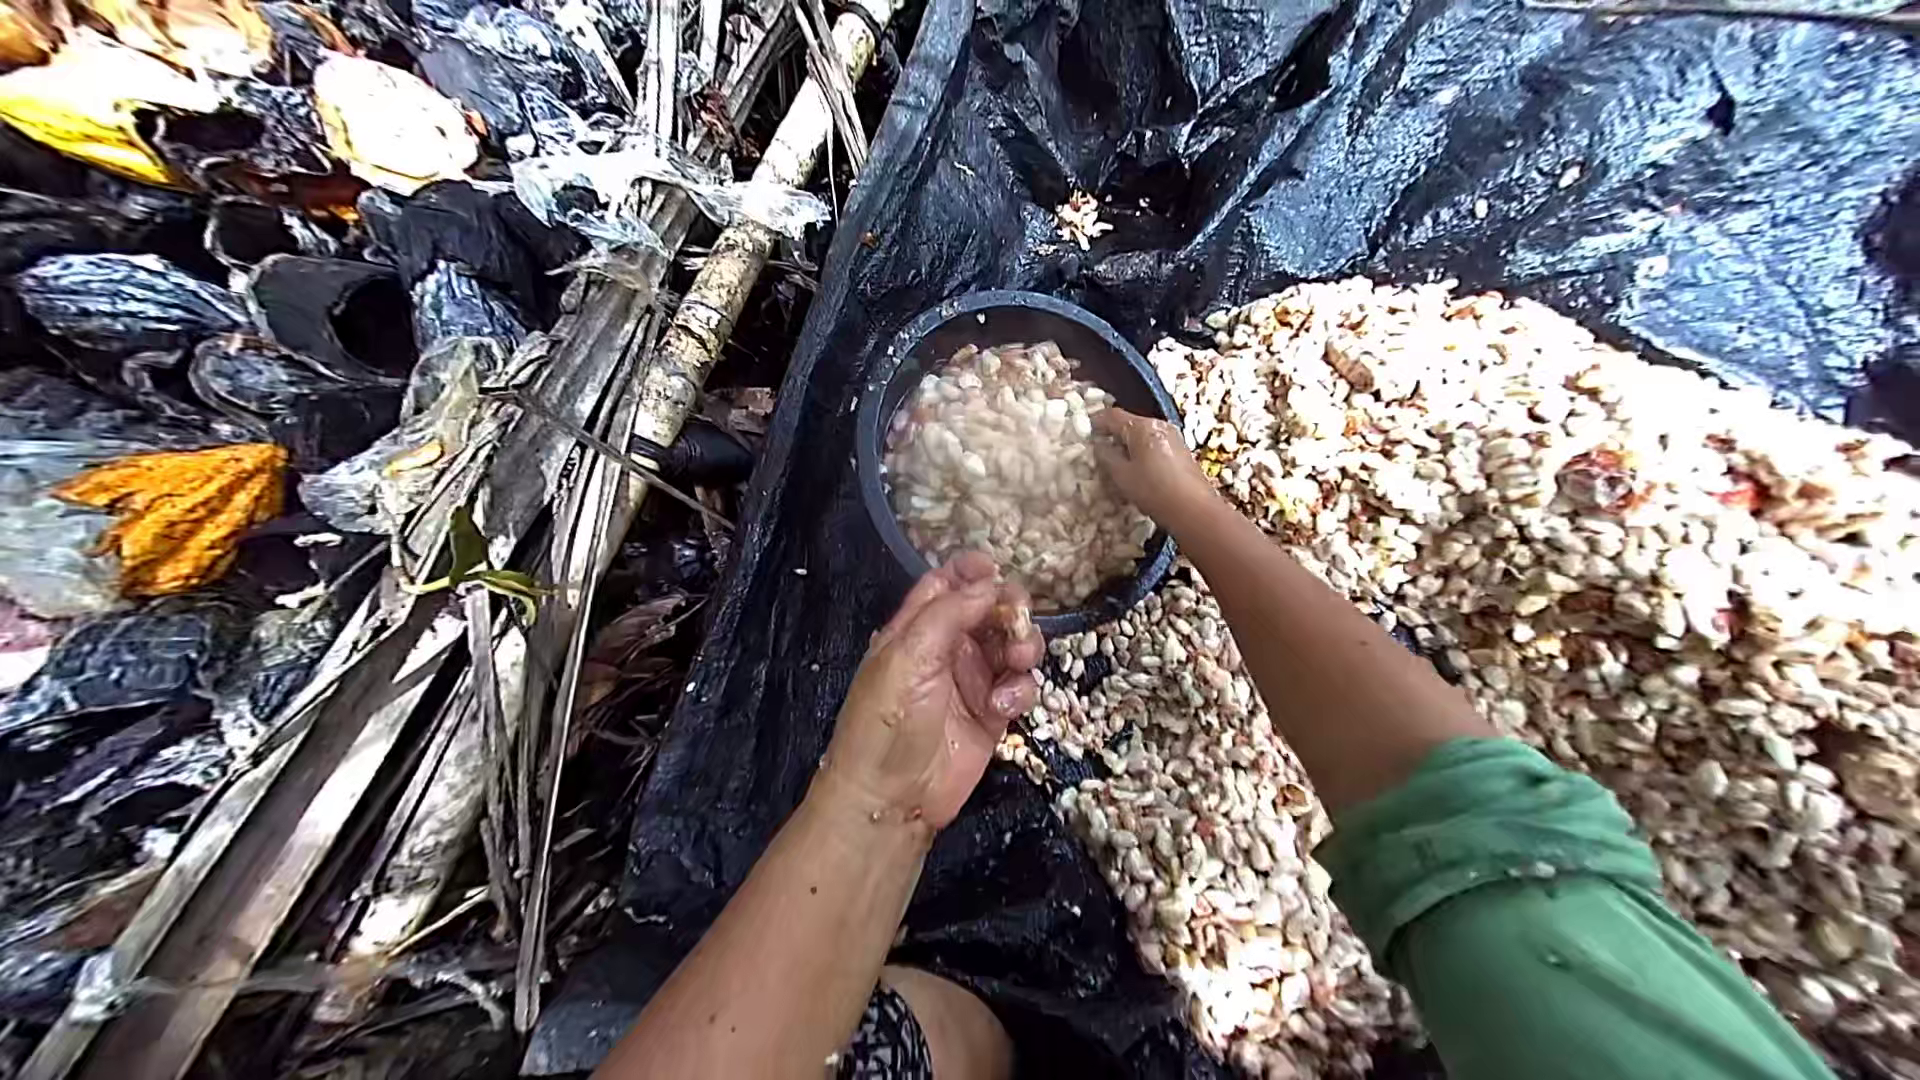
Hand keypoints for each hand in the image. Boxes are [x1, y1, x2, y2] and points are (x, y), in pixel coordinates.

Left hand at [815, 553, 1042, 830]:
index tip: (996, 566)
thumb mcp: (909, 657)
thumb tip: (990, 582)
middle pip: (989, 609)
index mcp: (917, 628)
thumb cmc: (888, 720)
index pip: (946, 584)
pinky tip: (1003, 705)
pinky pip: (1021, 684)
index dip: (971, 570)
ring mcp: (973, 679)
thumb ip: (949, 613)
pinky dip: (1020, 688)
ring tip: (1017, 660)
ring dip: (1023, 645)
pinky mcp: (994, 711)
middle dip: (1009, 608)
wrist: (892, 798)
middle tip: (1016, 621)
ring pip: (1013, 643)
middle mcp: (948, 647)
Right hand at [1092, 408, 1216, 528]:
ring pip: (1142, 434)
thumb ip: (1106, 456)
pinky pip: (1154, 443)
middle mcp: (1159, 425)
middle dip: (1112, 434)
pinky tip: (1137, 468)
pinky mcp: (1181, 451)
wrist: (1193, 509)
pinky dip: (1141, 450)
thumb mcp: (1121, 475)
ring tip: (1116, 461)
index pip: (1112, 415)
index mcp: (1142, 427)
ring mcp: (1173, 437)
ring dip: (1127, 443)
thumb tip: (1100, 445)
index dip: (1096, 422)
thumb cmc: (1153, 490)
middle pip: (1129, 423)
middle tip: (1098, 449)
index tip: (1085, 432)